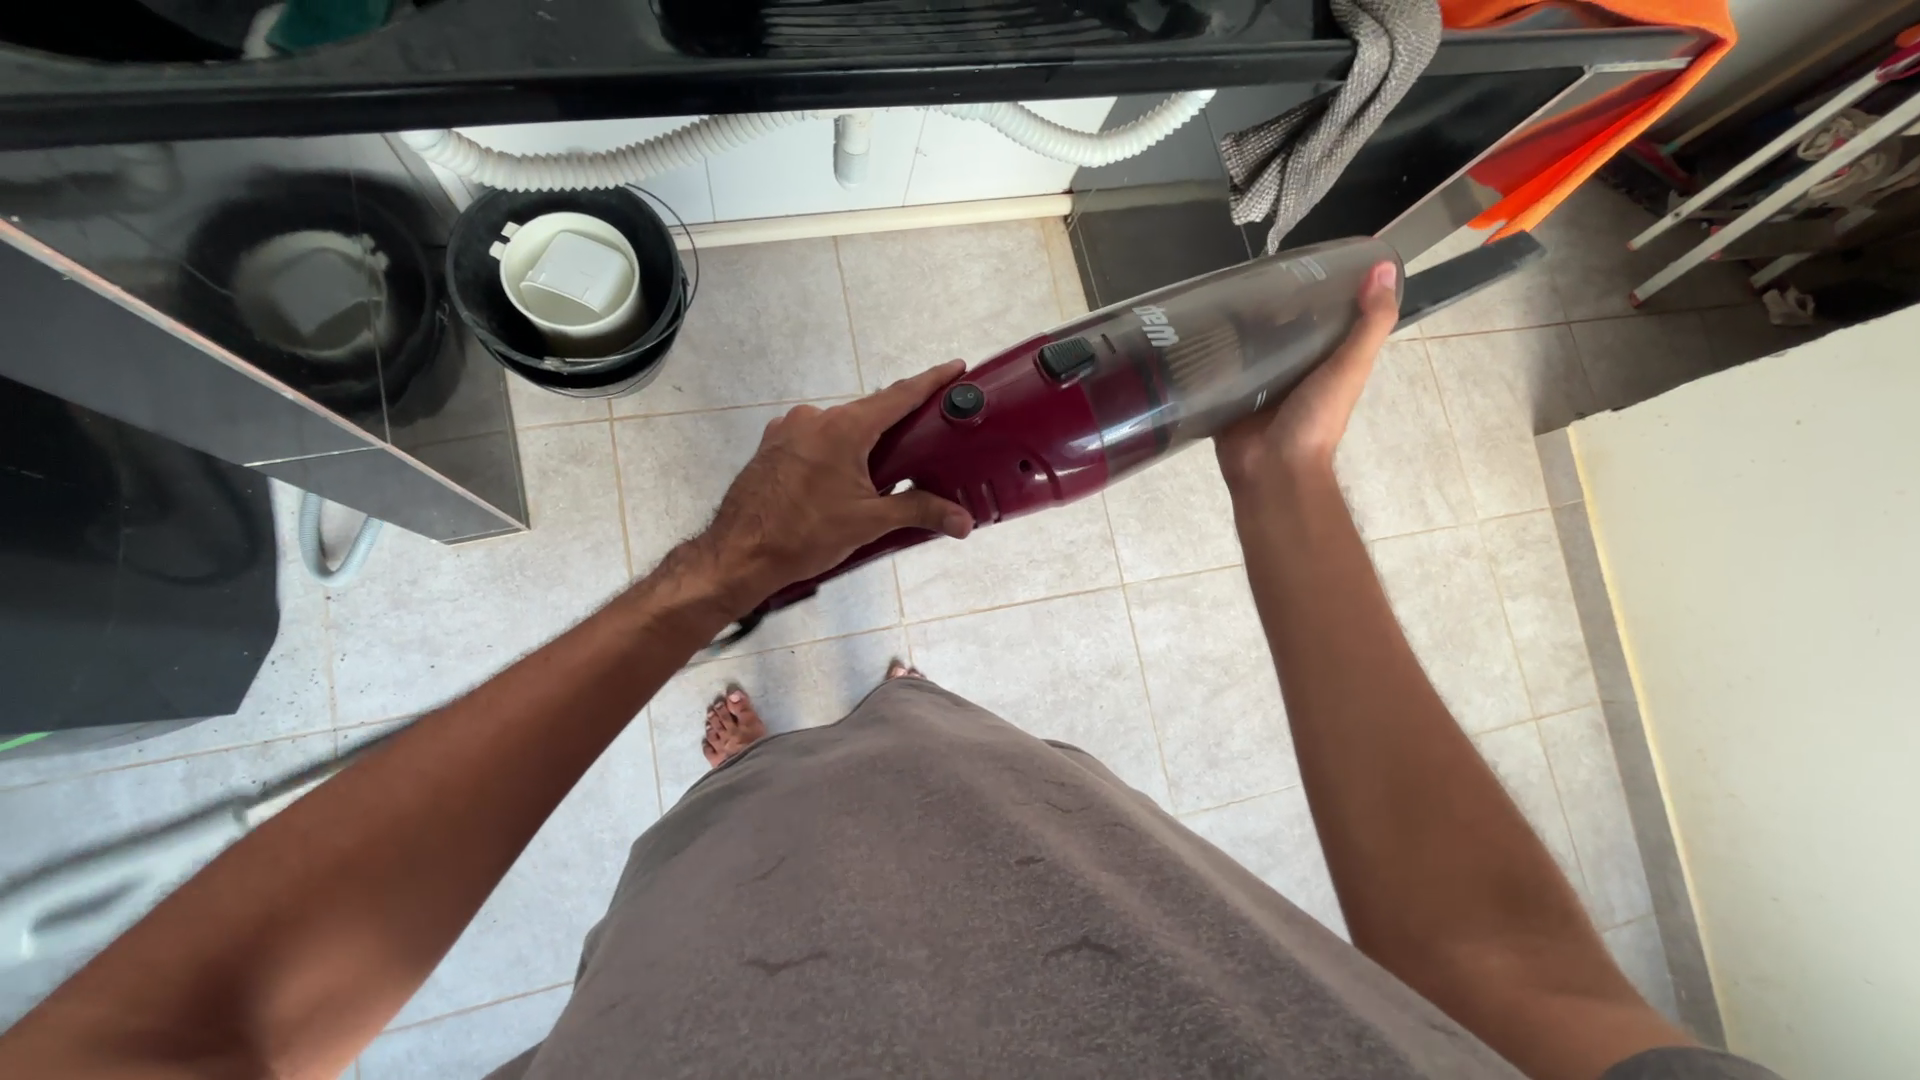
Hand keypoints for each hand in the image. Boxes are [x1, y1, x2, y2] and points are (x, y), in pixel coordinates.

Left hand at [693, 360, 974, 612]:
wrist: (740, 554)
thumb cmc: (802, 535)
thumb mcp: (869, 522)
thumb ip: (920, 512)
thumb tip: (963, 520)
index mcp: (843, 427)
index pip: (899, 395)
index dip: (931, 380)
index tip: (954, 368)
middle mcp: (815, 418)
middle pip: (870, 413)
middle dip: (900, 427)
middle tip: (928, 441)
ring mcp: (789, 429)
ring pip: (842, 428)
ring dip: (866, 445)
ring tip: (885, 477)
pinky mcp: (773, 446)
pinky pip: (817, 440)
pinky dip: (837, 453)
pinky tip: (844, 483)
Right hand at [1214, 260, 1399, 493]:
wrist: (1273, 469)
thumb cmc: (1316, 419)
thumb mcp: (1350, 366)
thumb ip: (1370, 323)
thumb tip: (1383, 266)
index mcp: (1321, 364)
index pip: (1317, 319)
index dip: (1310, 292)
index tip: (1293, 262)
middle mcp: (1288, 373)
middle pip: (1276, 333)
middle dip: (1263, 309)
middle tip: (1242, 277)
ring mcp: (1254, 388)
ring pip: (1243, 350)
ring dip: (1232, 330)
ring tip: (1213, 298)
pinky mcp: (1225, 399)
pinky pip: (1214, 373)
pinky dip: (1206, 357)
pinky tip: (1192, 334)